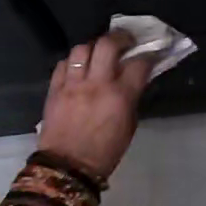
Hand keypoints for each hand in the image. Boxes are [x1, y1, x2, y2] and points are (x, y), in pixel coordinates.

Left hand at [36, 30, 153, 179]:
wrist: (67, 168)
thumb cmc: (105, 152)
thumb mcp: (129, 126)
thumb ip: (132, 98)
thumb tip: (135, 79)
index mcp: (120, 96)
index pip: (139, 64)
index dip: (148, 55)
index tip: (151, 54)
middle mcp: (96, 84)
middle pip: (107, 44)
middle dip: (120, 37)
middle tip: (125, 40)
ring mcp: (72, 84)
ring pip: (82, 49)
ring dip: (93, 47)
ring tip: (98, 52)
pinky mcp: (54, 89)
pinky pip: (63, 64)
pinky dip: (73, 62)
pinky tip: (78, 68)